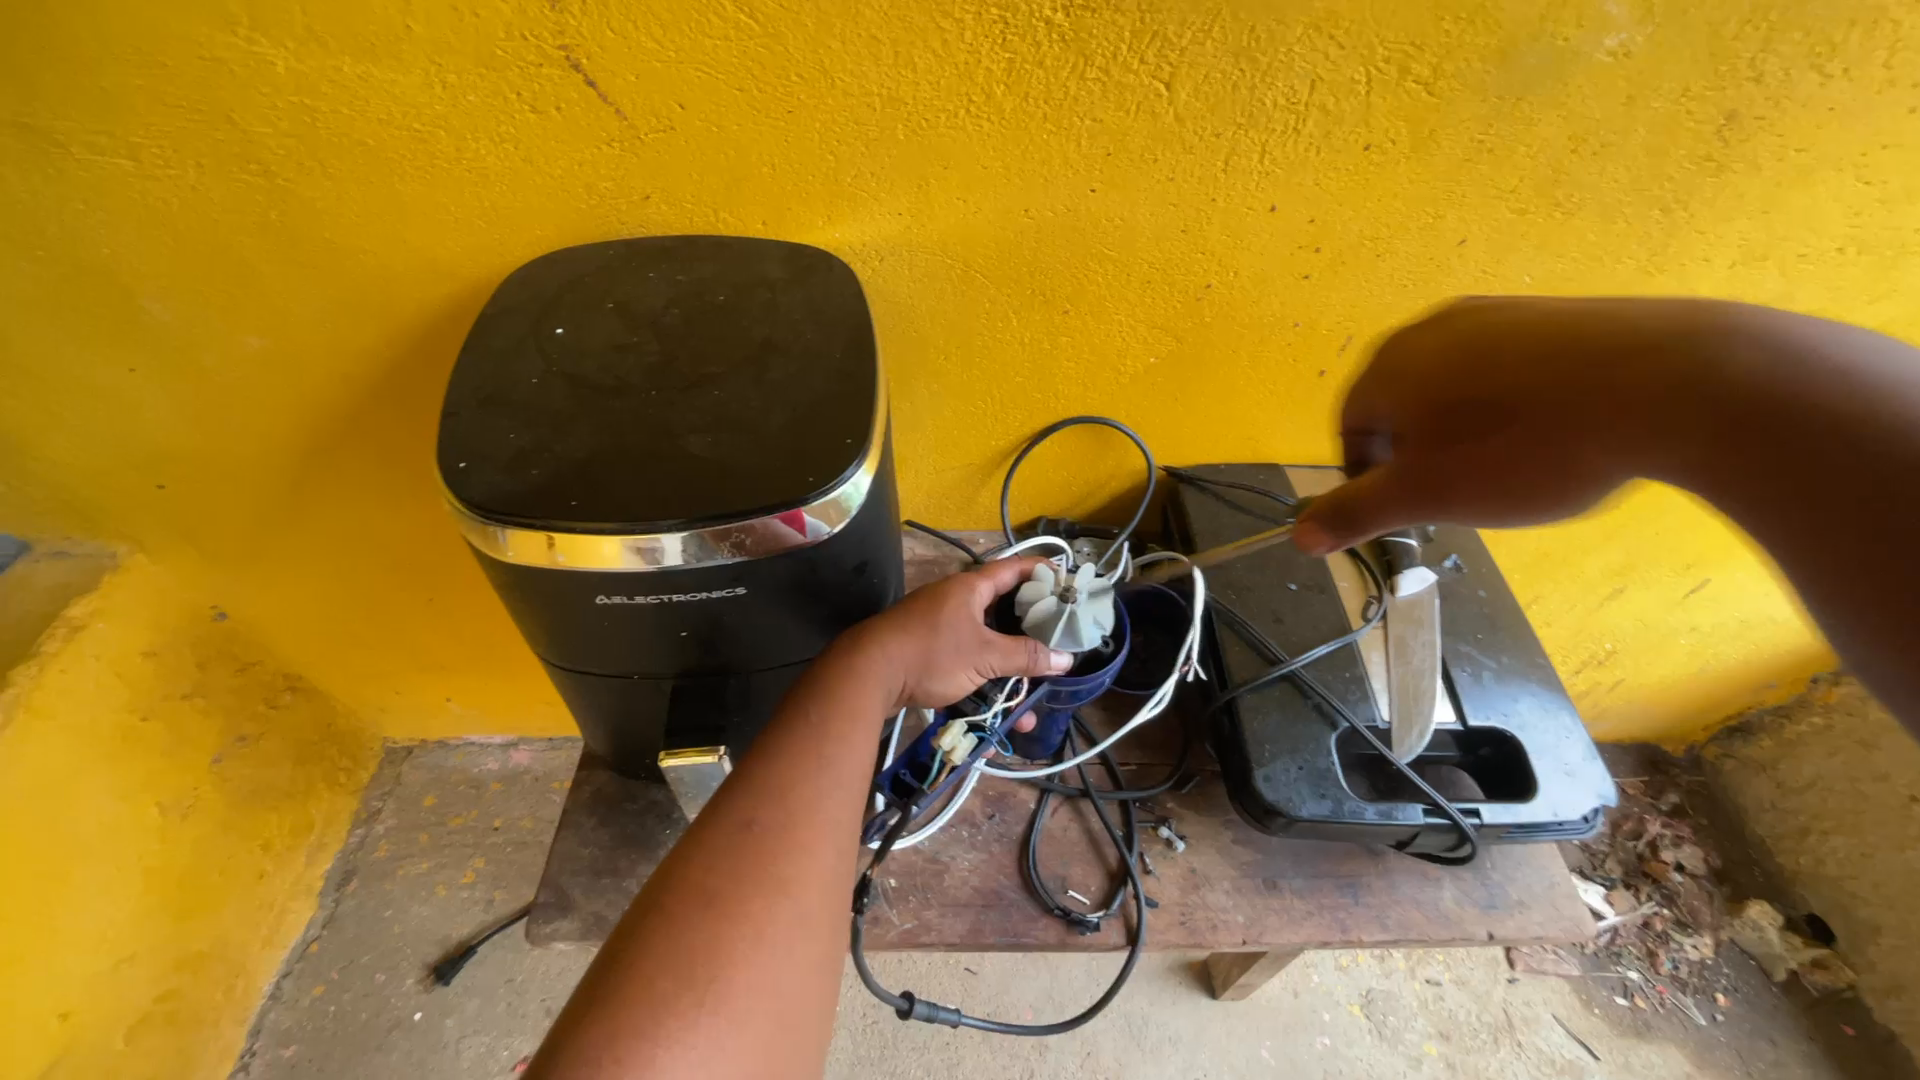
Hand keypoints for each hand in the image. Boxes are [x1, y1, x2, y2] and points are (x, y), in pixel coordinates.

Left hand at [834, 556, 1072, 720]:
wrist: (868, 673)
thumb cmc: (931, 653)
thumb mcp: (984, 656)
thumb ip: (1024, 657)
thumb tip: (1064, 659)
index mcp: (969, 588)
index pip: (1013, 569)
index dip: (1041, 571)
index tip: (1066, 581)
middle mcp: (954, 599)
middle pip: (1001, 604)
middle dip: (1029, 624)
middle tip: (1056, 635)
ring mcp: (938, 623)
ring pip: (984, 635)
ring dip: (1008, 656)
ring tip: (1032, 678)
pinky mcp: (927, 647)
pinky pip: (966, 653)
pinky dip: (985, 669)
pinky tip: (998, 695)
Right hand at [1293, 296, 1728, 554]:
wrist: (1675, 385)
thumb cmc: (1520, 449)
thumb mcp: (1426, 496)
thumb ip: (1354, 514)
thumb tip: (1296, 538)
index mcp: (1386, 368)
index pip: (1351, 429)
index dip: (1370, 476)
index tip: (1410, 507)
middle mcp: (1429, 329)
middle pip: (1401, 403)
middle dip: (1418, 450)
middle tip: (1459, 489)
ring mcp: (1496, 313)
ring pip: (1454, 384)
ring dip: (1464, 428)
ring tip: (1511, 464)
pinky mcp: (1556, 312)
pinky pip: (1510, 365)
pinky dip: (1514, 402)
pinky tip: (1555, 429)